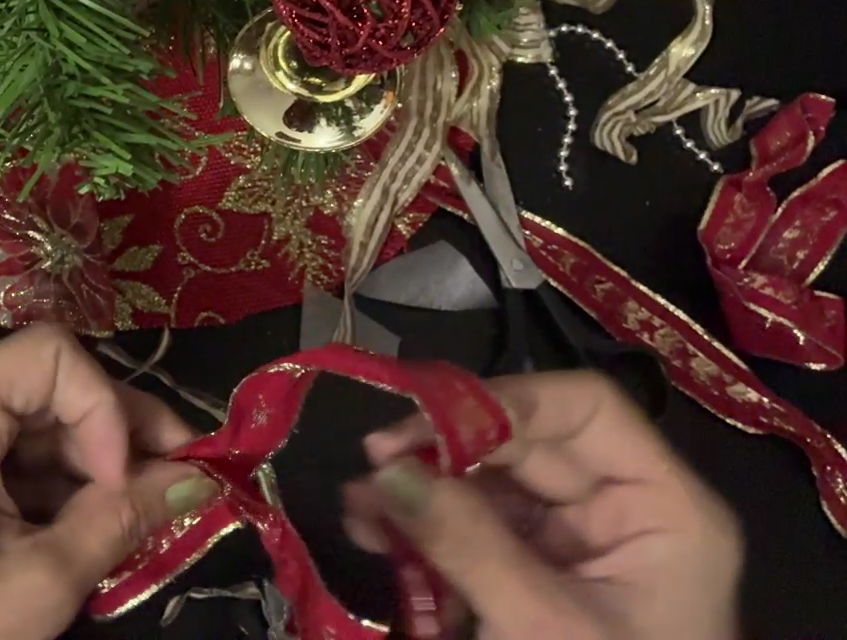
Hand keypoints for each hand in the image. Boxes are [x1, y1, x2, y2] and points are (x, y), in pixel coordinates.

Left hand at [0, 325, 216, 639]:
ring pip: (20, 416)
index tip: (128, 478)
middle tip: (176, 477)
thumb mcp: (41, 582)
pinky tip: (86, 513)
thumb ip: (122, 519)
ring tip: (136, 507)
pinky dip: (44, 474)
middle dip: (109, 429)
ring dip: (83, 456)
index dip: (103, 404)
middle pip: (37, 383)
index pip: (48, 355)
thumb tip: (197, 479)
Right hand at [342, 370, 741, 639]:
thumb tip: (383, 465)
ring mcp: (559, 536)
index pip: (582, 408)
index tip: (423, 427)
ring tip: (359, 514)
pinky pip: (453, 516)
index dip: (503, 402)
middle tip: (370, 470)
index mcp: (658, 512)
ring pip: (469, 474)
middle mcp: (609, 507)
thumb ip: (467, 543)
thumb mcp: (544, 629)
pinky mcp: (515, 563)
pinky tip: (371, 535)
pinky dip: (409, 520)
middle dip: (432, 451)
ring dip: (407, 488)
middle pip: (510, 439)